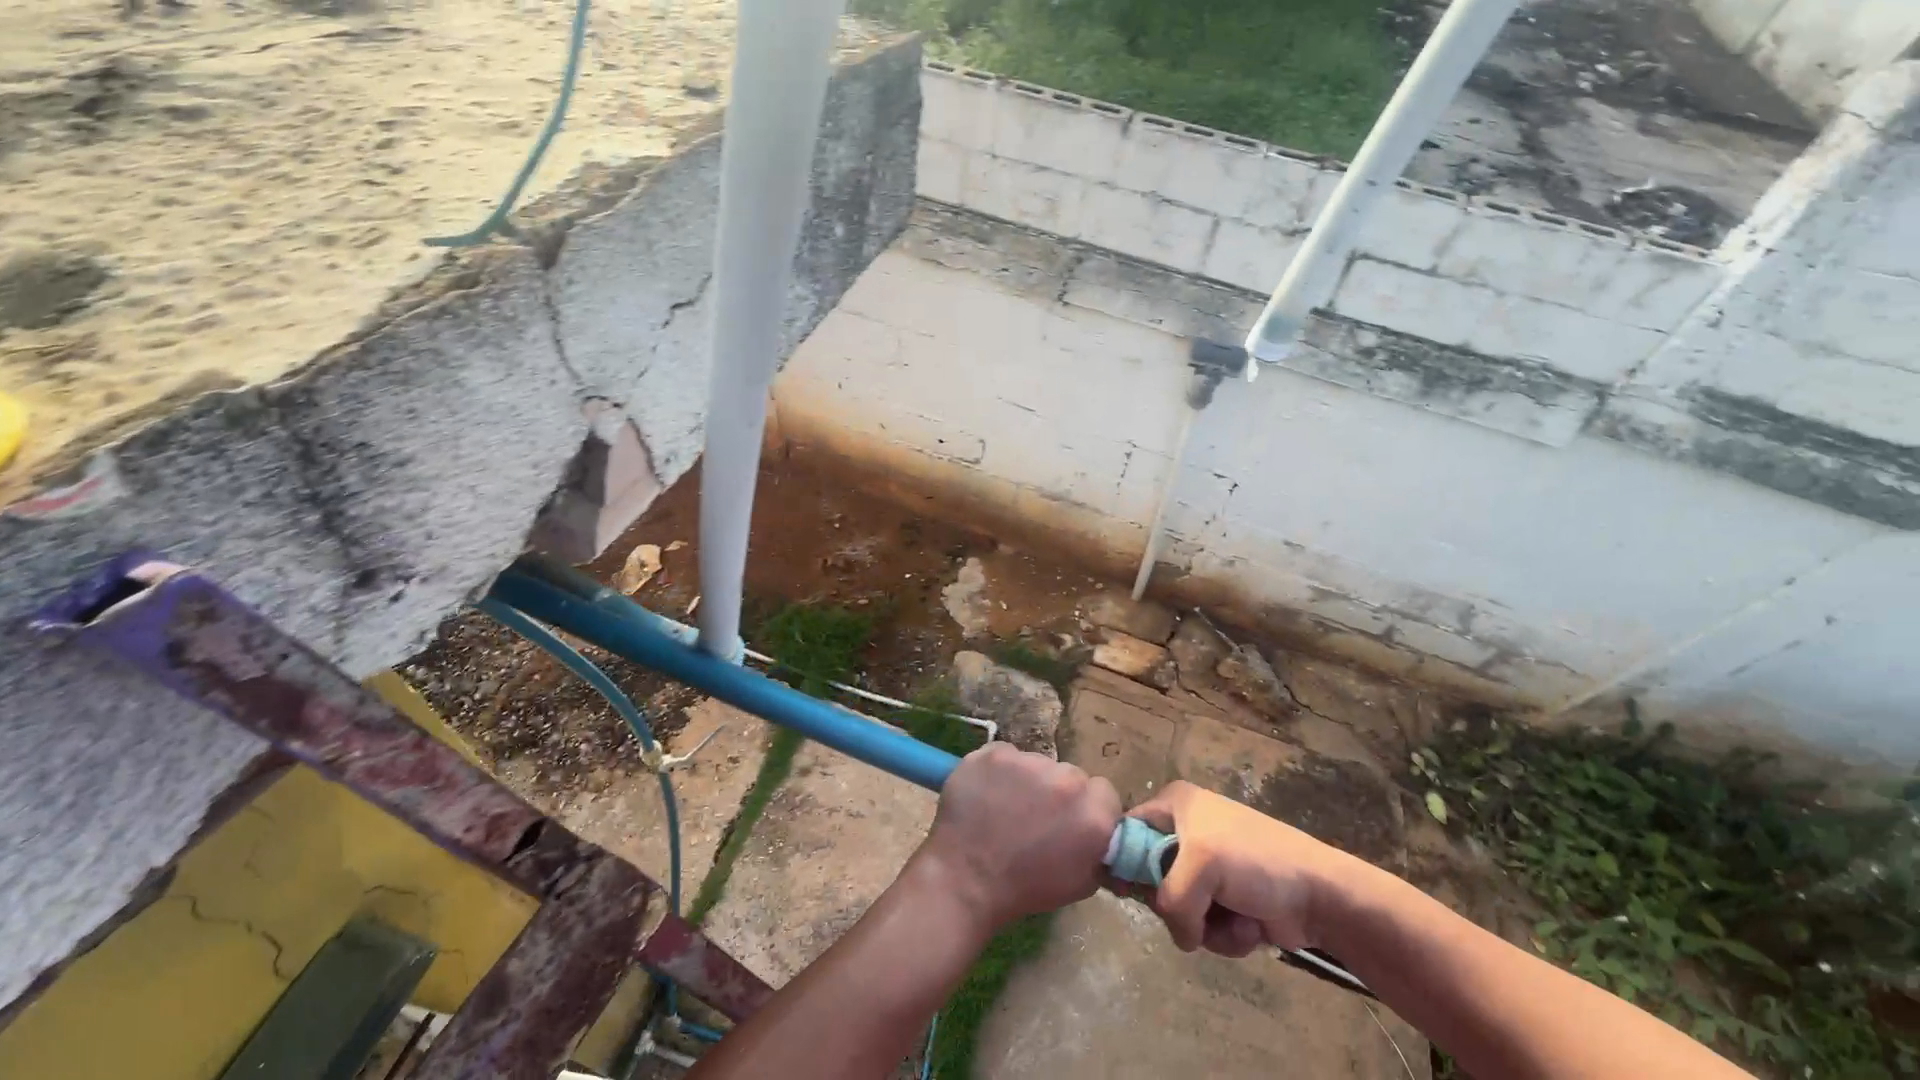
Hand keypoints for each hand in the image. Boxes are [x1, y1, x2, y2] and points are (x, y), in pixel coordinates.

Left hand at [914, 743, 1121, 932]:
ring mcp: (1028, 763)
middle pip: (1071, 775)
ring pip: (1037, 764)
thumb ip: (1100, 851)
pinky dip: (999, 772)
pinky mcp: (994, 753)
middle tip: (1036, 817)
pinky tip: (987, 795)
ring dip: (1028, 781)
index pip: (1103, 792)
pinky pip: (1005, 756)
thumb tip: (1105, 835)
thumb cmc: (1026, 889)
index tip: (1069, 822)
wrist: (965, 881)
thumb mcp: (1081, 883)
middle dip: (1058, 793)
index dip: (1087, 808)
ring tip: (1006, 809)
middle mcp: (1066, 781)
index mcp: (1093, 813)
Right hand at [1128, 780, 1363, 956]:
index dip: (1122, 862)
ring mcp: (1208, 870)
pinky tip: (1249, 928)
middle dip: (1175, 903)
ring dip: (1204, 925)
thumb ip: (1169, 898)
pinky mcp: (1226, 901)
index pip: (1126, 830)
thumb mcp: (1200, 864)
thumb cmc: (1257, 862)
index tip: (1127, 891)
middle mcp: (1186, 831)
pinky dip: (1224, 935)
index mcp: (1175, 804)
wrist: (1322, 895)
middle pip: (1149, 878)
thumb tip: (1182, 938)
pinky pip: (1202, 927)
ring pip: (1177, 910)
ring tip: (1234, 918)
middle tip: (1194, 906)